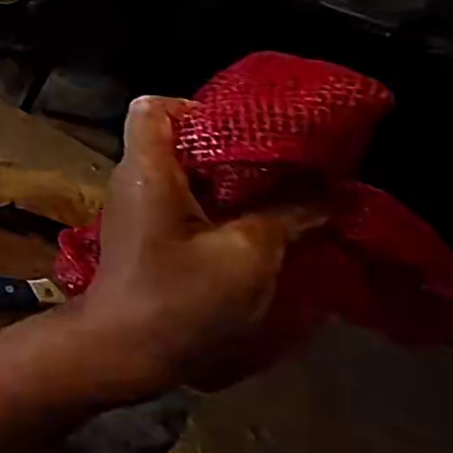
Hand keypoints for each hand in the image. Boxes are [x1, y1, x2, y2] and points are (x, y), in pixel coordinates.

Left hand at [81, 96, 322, 388]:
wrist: (123, 346)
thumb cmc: (180, 297)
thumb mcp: (248, 256)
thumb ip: (288, 216)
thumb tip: (329, 194)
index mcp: (145, 169)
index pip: (151, 106)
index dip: (196, 107)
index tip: (246, 133)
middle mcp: (131, 177)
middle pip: (172, 136)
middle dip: (227, 145)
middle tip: (281, 167)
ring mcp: (133, 203)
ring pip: (178, 169)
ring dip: (226, 179)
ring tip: (279, 196)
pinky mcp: (142, 229)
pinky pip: (177, 197)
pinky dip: (213, 203)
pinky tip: (256, 226)